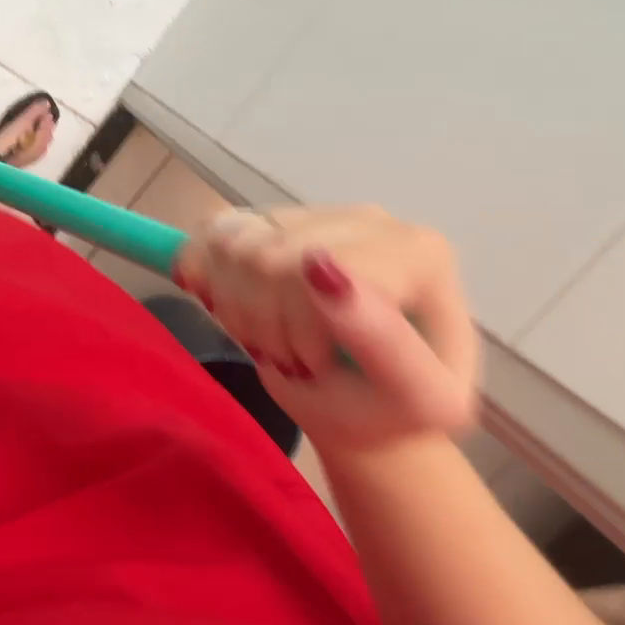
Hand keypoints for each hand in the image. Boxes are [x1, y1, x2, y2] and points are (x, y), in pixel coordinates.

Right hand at [171, 205, 478, 455]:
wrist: (359, 406)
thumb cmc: (389, 410)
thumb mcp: (411, 398)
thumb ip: (382, 339)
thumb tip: (322, 270)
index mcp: (418, 252)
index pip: (326, 261)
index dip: (302, 321)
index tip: (315, 365)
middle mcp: (367, 219)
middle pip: (272, 252)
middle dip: (265, 319)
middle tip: (287, 359)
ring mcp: (314, 214)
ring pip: (234, 242)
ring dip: (235, 306)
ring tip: (266, 339)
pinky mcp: (271, 220)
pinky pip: (213, 232)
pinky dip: (206, 277)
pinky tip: (230, 307)